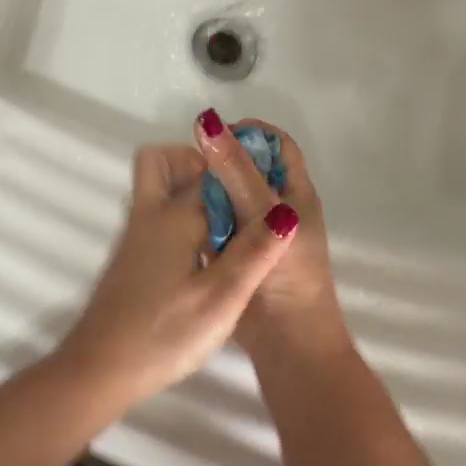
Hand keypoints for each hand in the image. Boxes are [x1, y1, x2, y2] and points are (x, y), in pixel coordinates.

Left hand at [55, 141, 297, 408]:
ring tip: (229, 230)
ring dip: (188, 193)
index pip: (205, 172)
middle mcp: (146, 214)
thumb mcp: (222, 298)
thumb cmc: (166, 333)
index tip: (260, 188)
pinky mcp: (130, 257)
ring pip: (157, 189)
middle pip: (161, 162)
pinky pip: (155, 216)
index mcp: (170, 216)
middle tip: (232, 198)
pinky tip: (206, 256)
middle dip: (196, 166)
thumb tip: (285, 211)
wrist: (103, 365)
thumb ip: (253, 252)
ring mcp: (134, 235)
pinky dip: (179, 219)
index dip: (235, 173)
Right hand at [192, 111, 348, 356]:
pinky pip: (208, 225)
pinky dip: (193, 218)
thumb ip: (235, 169)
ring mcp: (250, 232)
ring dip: (202, 190)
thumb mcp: (264, 212)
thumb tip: (206, 122)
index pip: (274, 146)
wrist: (286, 343)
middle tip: (187, 162)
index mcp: (294, 194)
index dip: (248, 132)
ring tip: (175, 188)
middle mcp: (272, 208)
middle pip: (242, 169)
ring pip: (221, 196)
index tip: (215, 134)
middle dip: (216, 161)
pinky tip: (172, 216)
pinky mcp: (230, 254)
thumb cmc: (288, 273)